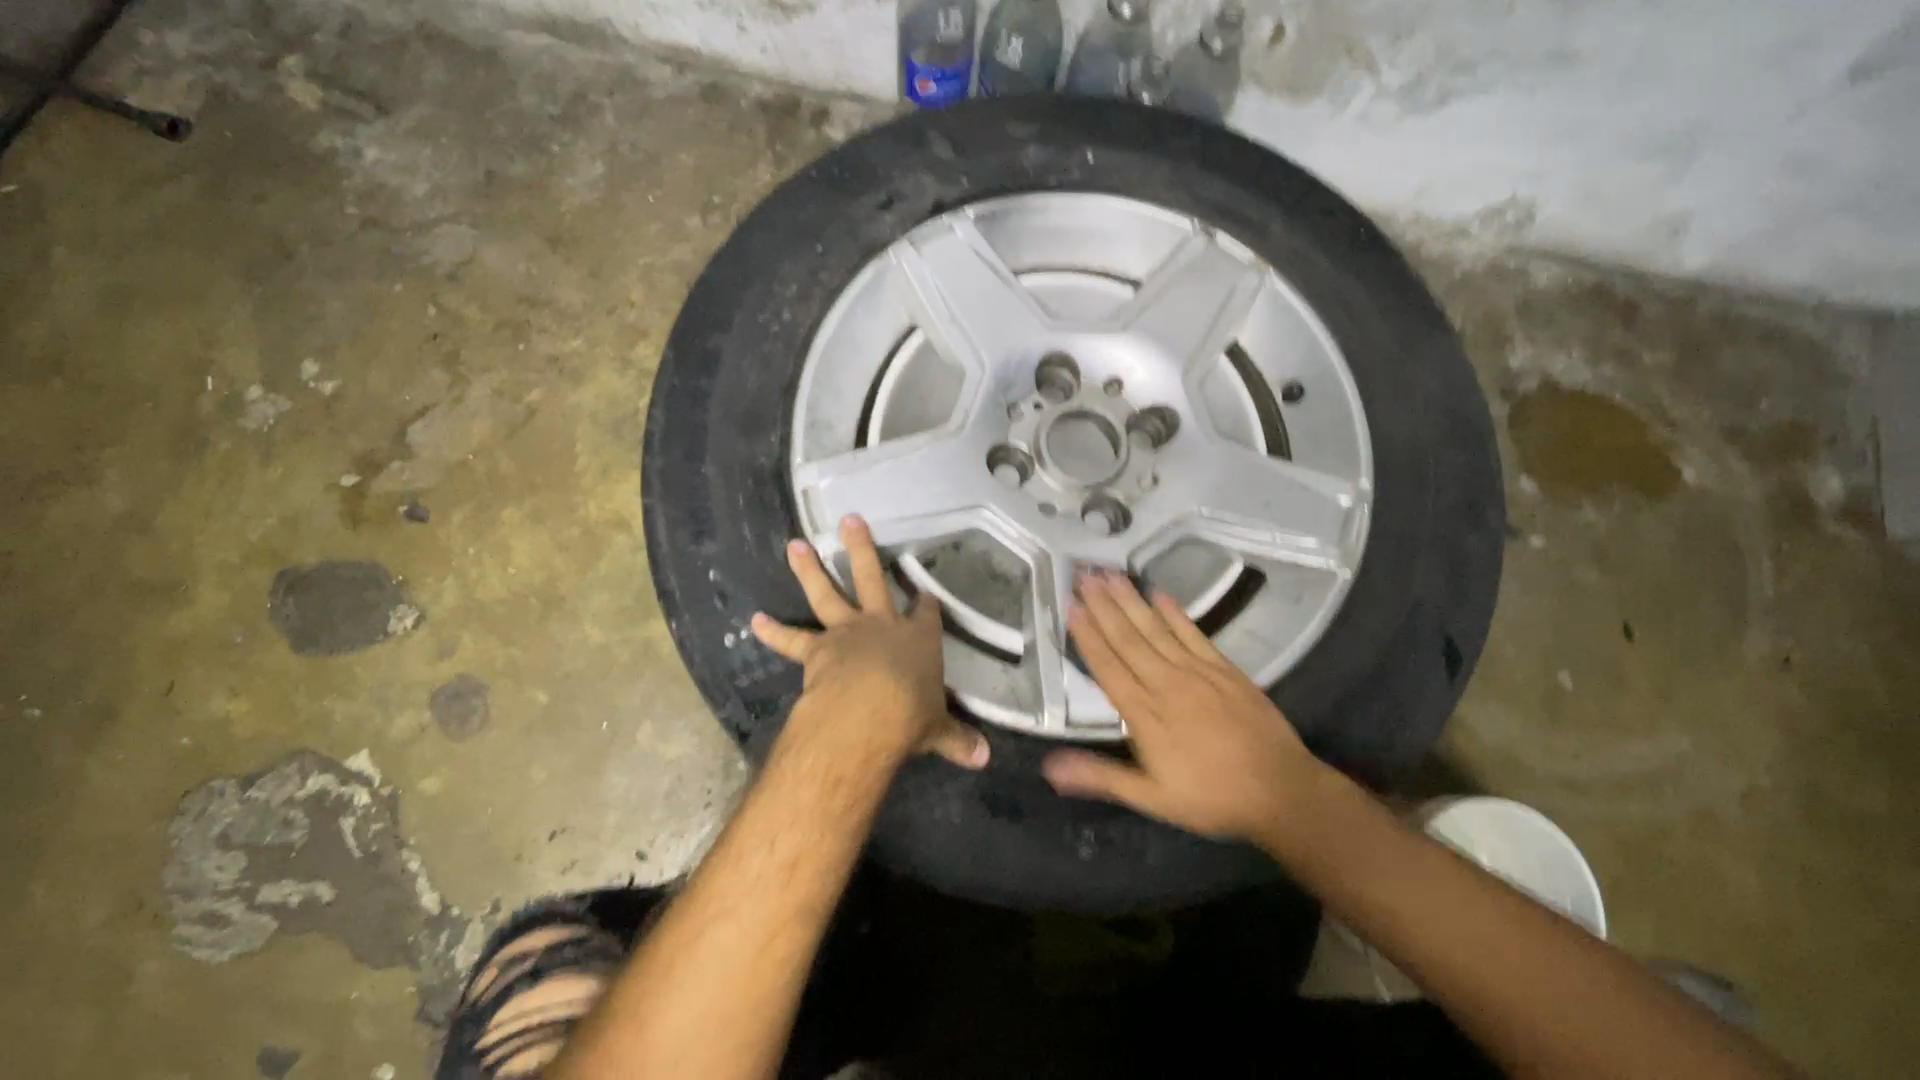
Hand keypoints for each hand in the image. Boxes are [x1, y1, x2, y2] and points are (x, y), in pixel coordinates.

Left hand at [750, 515, 989, 769]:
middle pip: (872, 578)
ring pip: (826, 593)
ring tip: (795, 545)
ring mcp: (846, 632)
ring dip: (809, 569)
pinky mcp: (816, 650)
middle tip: (849, 519)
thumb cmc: (911, 716)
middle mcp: (882, 625)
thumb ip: (958, 740)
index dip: (925, 602)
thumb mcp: (939, 730)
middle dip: (861, 548)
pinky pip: (791, 639)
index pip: (925, 613)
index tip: (925, 592)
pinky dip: (773, 632)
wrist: (867, 713)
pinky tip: (755, 621)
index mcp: (919, 640)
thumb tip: (984, 758)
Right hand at [1042, 571, 1323, 841]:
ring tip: (1110, 574)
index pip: (1107, 667)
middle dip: (1103, 606)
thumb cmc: (1211, 798)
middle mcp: (1167, 684)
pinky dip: (1175, 613)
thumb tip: (1049, 767)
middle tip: (1082, 575)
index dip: (1087, 636)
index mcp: (1145, 714)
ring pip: (1155, 629)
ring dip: (1131, 601)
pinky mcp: (1225, 669)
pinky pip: (1193, 633)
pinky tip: (1159, 593)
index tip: (1070, 606)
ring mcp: (1198, 673)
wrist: (1280, 789)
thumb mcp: (1152, 798)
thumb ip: (1101, 777)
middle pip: (1128, 639)